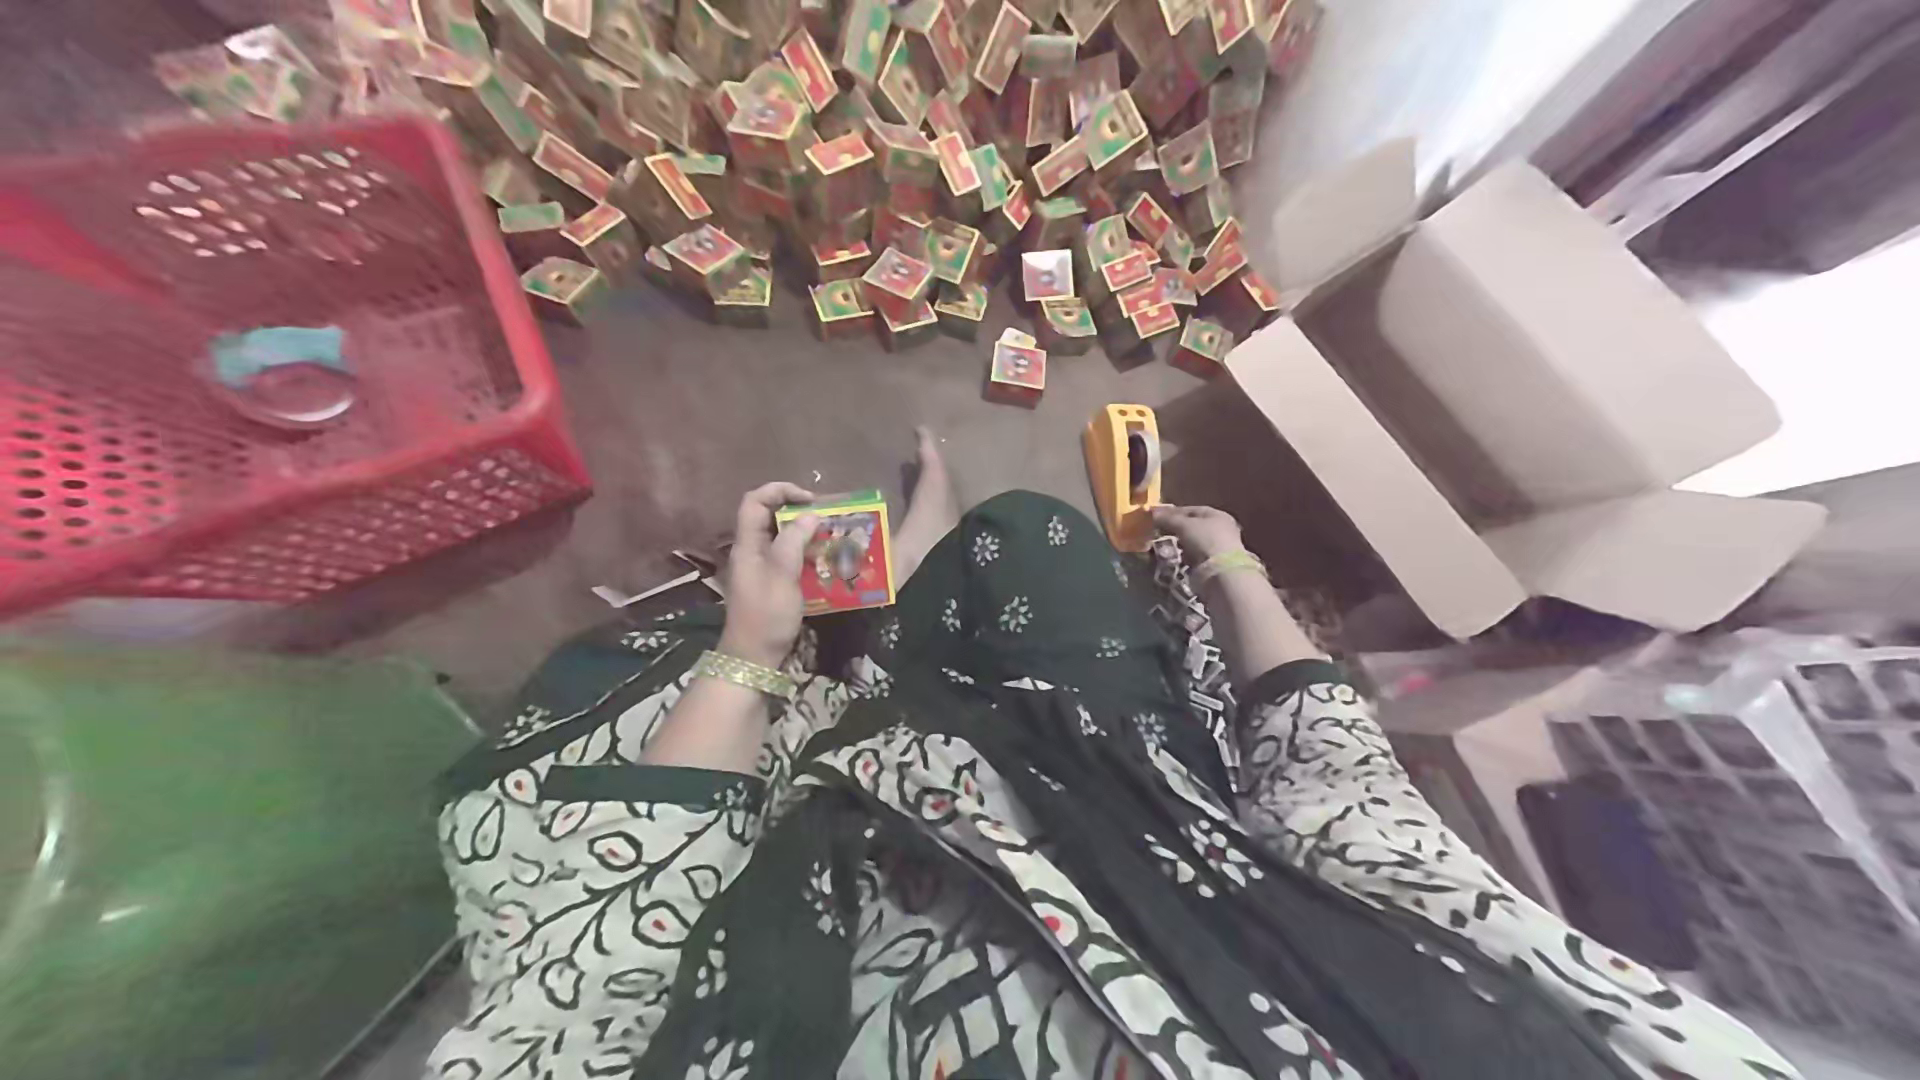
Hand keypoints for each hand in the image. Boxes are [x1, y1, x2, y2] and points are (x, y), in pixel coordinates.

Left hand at [718, 483, 819, 667]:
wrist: (754, 657)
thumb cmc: (767, 615)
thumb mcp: (783, 575)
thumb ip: (794, 540)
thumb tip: (810, 514)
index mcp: (748, 543)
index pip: (756, 501)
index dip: (780, 491)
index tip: (810, 500)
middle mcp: (752, 549)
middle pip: (769, 515)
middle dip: (798, 510)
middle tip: (826, 517)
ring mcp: (762, 566)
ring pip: (782, 536)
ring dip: (805, 532)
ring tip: (831, 536)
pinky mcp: (773, 581)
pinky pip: (789, 556)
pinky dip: (806, 552)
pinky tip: (826, 560)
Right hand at [1150, 504, 1244, 564]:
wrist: (1220, 571)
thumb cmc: (1204, 540)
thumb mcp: (1183, 525)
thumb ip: (1168, 518)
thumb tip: (1153, 512)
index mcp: (1216, 515)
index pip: (1191, 510)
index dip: (1173, 512)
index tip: (1157, 517)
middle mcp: (1220, 528)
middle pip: (1193, 525)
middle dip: (1175, 528)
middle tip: (1159, 531)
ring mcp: (1219, 546)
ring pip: (1193, 541)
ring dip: (1180, 543)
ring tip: (1167, 546)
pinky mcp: (1215, 562)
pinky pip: (1196, 555)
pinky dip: (1186, 555)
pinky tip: (1179, 557)